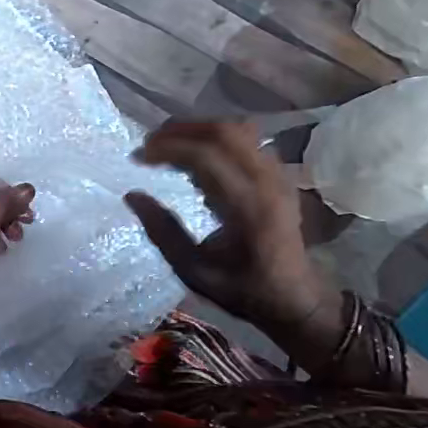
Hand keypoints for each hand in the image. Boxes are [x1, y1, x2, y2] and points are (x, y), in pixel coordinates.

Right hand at [125, 121, 338, 340]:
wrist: (294, 297)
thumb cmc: (241, 288)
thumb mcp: (194, 270)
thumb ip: (163, 231)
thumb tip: (132, 195)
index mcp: (247, 206)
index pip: (206, 156)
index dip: (168, 149)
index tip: (139, 157)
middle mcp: (267, 182)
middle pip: (224, 132)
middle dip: (182, 130)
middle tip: (150, 142)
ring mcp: (279, 175)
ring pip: (239, 130)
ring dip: (200, 130)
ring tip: (170, 144)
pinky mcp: (280, 176)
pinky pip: (248, 142)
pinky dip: (217, 140)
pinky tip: (198, 157)